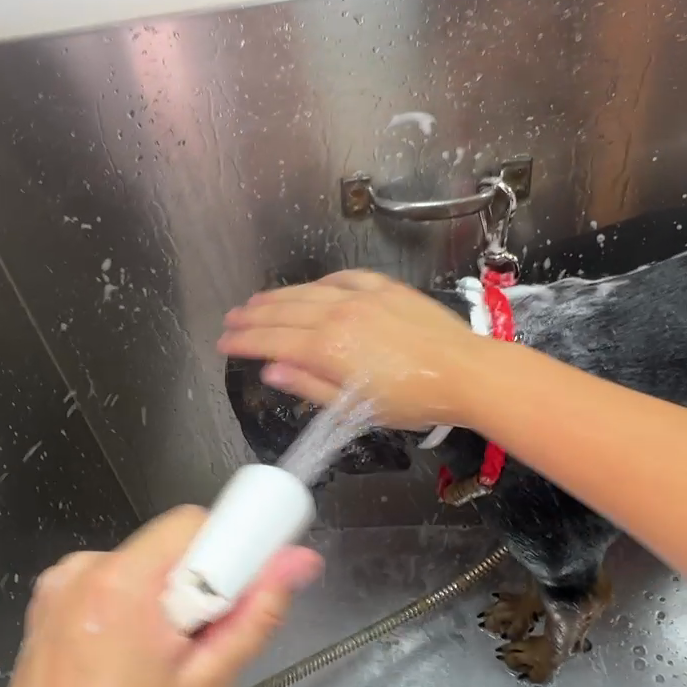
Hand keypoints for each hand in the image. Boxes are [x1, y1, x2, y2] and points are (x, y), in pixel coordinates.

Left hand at [0, 507, 320, 686]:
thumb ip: (256, 614)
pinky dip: (128, 610)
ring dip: (161, 600)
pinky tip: (124, 664)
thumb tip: (296, 561)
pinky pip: (107, 585)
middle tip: (196, 645)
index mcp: (120, 583)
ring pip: (139, 567)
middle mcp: (81, 571)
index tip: (239, 588)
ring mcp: (57, 588)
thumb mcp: (206, 686)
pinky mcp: (45, 606)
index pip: (192, 522)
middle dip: (194, 584)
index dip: (226, 549)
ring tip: (158, 664)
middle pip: (165, 547)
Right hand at [217, 270, 491, 428]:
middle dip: (252, 317)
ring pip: (306, 292)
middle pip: (283, 313)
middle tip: (230, 320)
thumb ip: (310, 386)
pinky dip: (319, 283)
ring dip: (277, 297)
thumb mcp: (356, 408)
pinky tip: (309, 288)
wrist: (464, 372)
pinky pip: (342, 278)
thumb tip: (272, 371)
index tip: (223, 342)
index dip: (244, 342)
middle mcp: (338, 316)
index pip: (272, 342)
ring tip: (254, 301)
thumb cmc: (411, 400)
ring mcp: (361, 297)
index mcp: (328, 349)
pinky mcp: (384, 287)